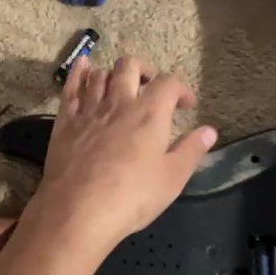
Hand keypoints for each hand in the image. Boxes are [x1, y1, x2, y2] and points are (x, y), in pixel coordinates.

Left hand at [28, 56, 217, 252]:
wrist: (78, 209)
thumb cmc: (131, 196)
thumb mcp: (171, 178)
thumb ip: (191, 150)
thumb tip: (209, 131)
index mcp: (149, 114)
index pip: (168, 83)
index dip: (181, 88)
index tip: (186, 104)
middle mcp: (119, 102)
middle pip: (130, 66)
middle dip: (144, 69)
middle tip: (150, 85)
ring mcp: (89, 108)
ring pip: (101, 74)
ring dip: (114, 74)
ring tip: (120, 86)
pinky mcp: (65, 120)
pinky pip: (72, 86)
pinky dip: (79, 72)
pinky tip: (83, 65)